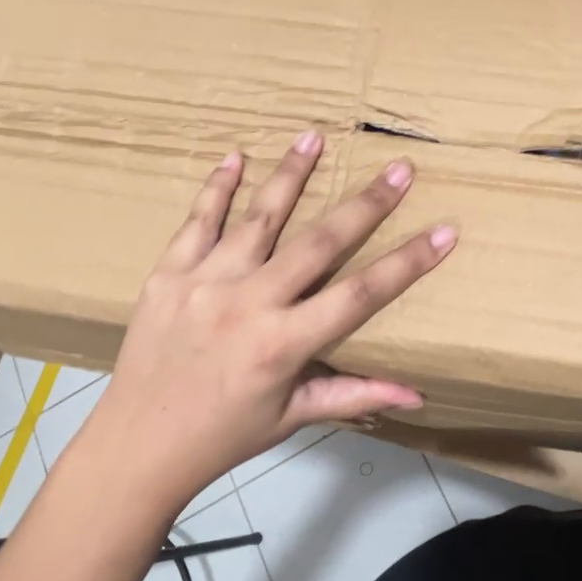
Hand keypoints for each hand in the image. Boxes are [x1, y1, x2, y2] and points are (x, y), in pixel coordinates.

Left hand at [88, 130, 455, 493]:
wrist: (138, 444)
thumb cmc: (224, 435)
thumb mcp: (293, 416)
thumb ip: (354, 394)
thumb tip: (416, 396)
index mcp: (283, 344)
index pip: (361, 294)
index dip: (407, 262)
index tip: (444, 231)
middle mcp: (247, 304)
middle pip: (319, 242)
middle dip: (365, 203)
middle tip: (400, 168)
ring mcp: (203, 283)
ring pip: (258, 218)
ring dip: (291, 174)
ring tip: (315, 136)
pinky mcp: (167, 274)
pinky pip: (197, 222)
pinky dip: (216, 189)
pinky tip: (235, 157)